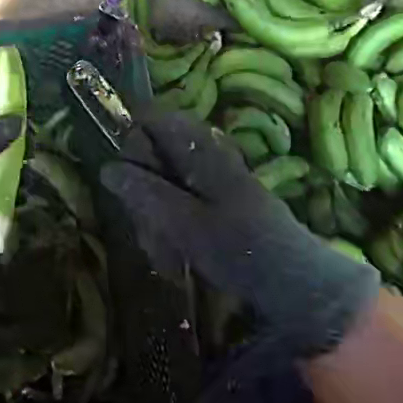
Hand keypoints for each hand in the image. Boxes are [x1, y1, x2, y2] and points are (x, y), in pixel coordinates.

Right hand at [101, 110, 378, 359]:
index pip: (154, 119)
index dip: (131, 141)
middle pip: (156, 154)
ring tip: (162, 250)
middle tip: (144, 224)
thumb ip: (145, 193)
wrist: (293, 282)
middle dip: (141, 189)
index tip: (121, 178)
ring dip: (156, 216)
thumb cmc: (237, 248)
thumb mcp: (182, 222)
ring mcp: (217, 182)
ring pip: (166, 184)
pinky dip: (173, 228)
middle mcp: (210, 158)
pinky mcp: (222, 206)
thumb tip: (108, 167)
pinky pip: (182, 206)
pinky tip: (175, 256)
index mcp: (202, 151)